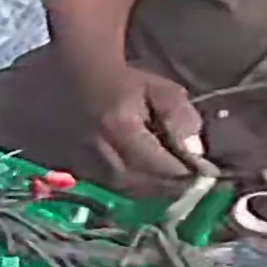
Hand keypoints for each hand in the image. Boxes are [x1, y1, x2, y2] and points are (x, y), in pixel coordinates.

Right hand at [70, 63, 204, 182]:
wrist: (67, 78)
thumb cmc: (116, 81)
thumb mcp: (160, 90)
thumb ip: (180, 118)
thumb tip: (194, 152)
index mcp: (120, 128)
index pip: (161, 167)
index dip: (187, 176)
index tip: (206, 175)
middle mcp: (94, 149)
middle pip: (136, 185)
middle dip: (164, 187)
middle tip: (185, 185)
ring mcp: (73, 159)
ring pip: (114, 187)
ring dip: (140, 188)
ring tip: (159, 182)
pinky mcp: (61, 164)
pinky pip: (96, 182)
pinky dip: (117, 183)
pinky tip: (129, 175)